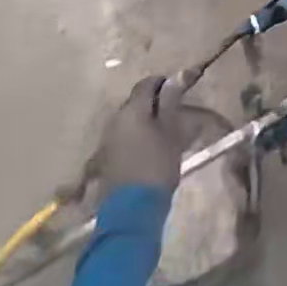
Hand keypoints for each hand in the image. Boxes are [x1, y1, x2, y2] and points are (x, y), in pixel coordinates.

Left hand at [93, 76, 189, 192]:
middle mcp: (116, 117)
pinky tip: (150, 152)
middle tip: (174, 117)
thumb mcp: (170, 133)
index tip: (178, 92)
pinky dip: (138, 138)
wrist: (132, 210)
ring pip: (130, 120)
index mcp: (132, 108)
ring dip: (145, 123)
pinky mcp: (107, 156)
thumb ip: (172, 103)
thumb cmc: (156, 166)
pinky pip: (125, 137)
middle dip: (154, 105)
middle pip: (137, 102)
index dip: (162, 83)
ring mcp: (109, 137)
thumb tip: (178, 75)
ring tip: (164, 137)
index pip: (146, 84)